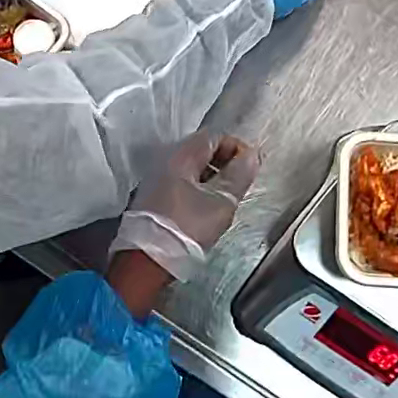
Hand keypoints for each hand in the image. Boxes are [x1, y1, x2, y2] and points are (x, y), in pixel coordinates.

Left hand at [108, 132, 260, 282]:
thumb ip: (239, 175)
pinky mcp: (151, 198)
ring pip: (191, 169)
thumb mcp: (221, 202)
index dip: (237, 148)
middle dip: (225, 164)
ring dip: (212, 179)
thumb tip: (252, 155)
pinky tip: (204, 210)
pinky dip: (197, 190)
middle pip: (201, 150)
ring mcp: (155, 180)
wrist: (146, 261)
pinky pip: (180, 183)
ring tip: (225, 200)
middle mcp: (164, 161)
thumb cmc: (186, 228)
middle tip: (240, 186)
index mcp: (181, 156)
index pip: (214, 136)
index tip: (250, 168)